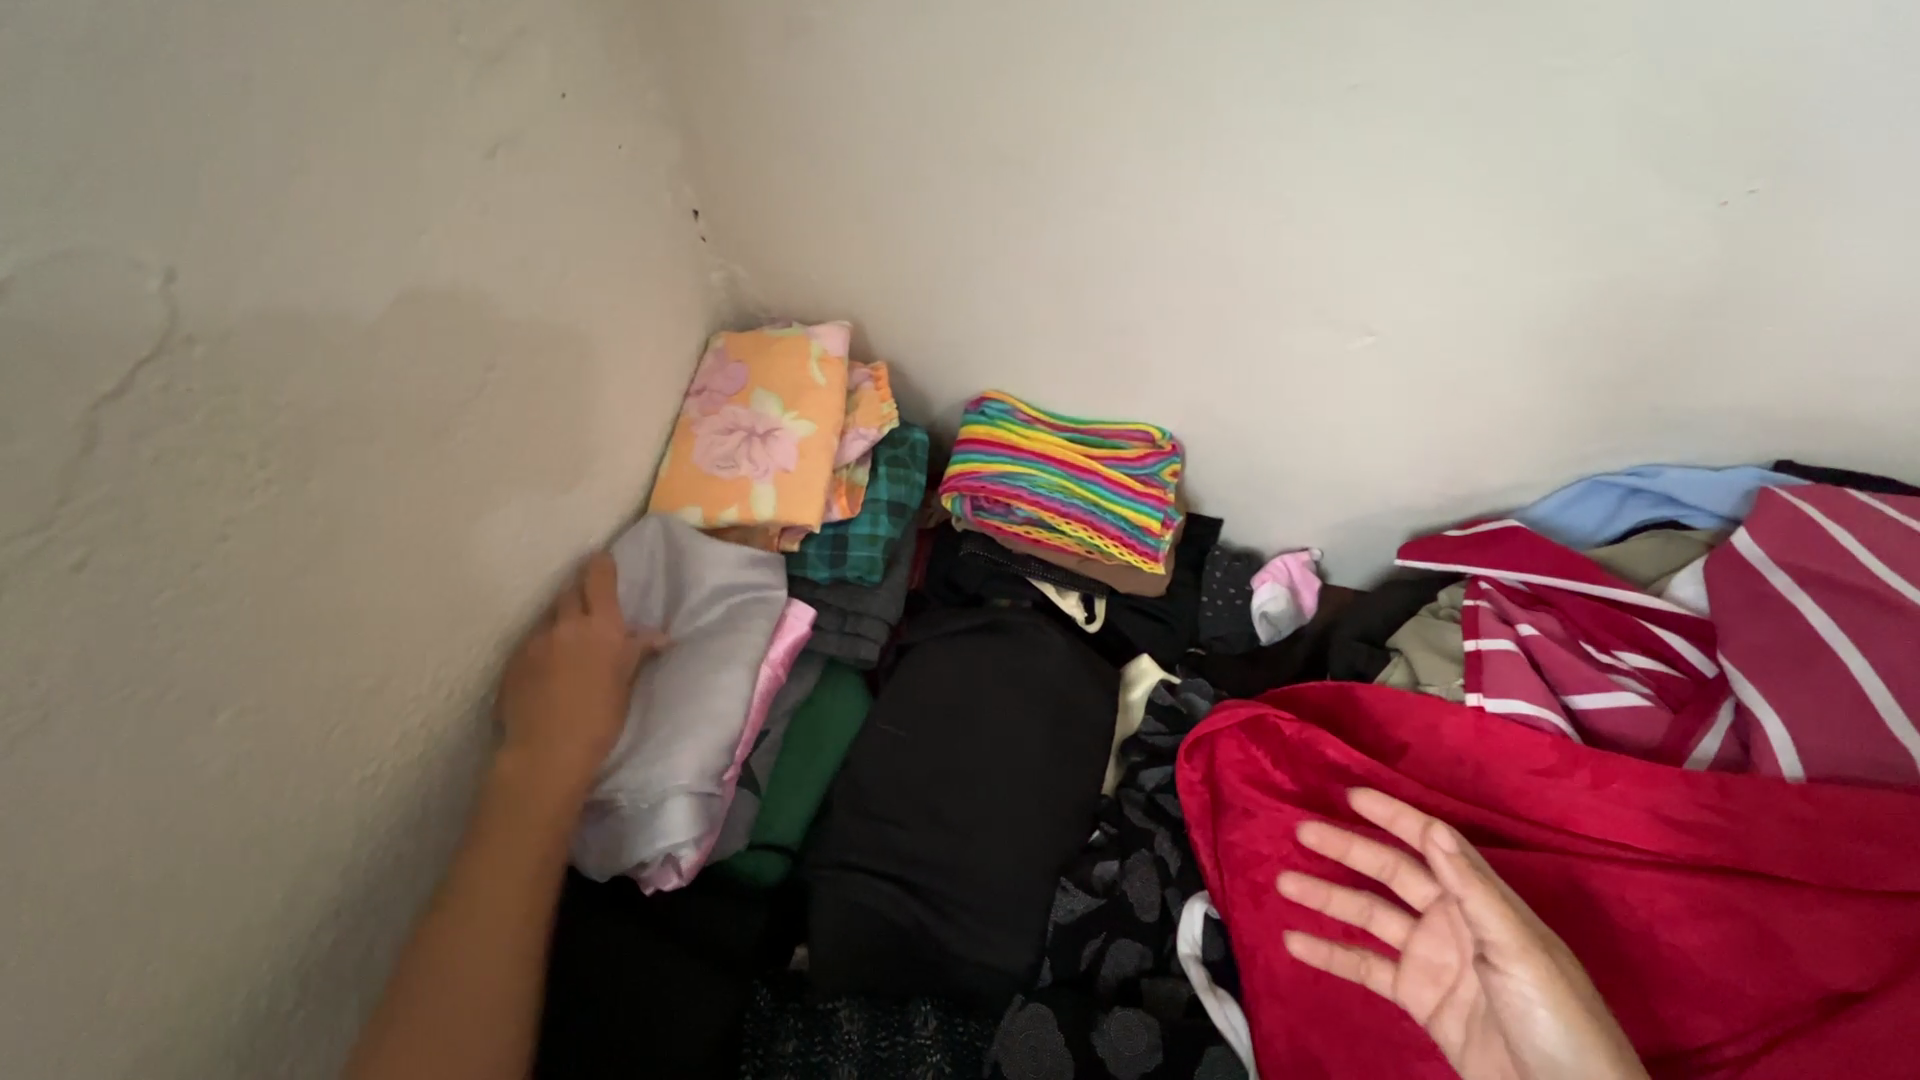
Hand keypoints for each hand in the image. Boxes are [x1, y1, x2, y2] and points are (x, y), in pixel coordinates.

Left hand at [494, 552, 666, 801]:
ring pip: (548, 617)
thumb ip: (637, 652)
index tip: (603, 560)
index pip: (597, 577)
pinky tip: (548, 667)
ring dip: (560, 620)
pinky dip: (543, 645)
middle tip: (591, 604)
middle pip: (570, 591)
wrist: (547, 752)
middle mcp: (566, 625)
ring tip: (568, 640)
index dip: (600, 566)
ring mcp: (534, 641)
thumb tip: (659, 637)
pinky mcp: (512, 661)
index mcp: (601, 626)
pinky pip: (531, 642)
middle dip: (580, 592)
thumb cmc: (600, 718)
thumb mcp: (626, 683)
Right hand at [1277, 788, 1647, 1079]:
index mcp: (1481, 903)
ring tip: (1285, 884)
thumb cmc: (1557, 1019)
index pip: (1432, 845)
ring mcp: (1432, 960)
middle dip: (1347, 850)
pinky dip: (1330, 954)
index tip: (1352, 795)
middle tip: (1302, 831)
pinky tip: (1296, 942)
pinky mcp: (1418, 998)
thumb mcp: (1519, 950)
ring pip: (1369, 916)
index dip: (1395, 817)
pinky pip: (1365, 967)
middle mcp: (1452, 922)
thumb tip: (1432, 828)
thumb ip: (1473, 890)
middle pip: (1390, 873)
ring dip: (1328, 899)